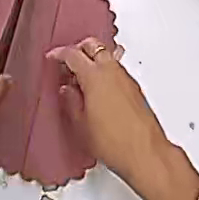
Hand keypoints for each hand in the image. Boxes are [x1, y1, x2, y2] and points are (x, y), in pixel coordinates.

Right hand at [48, 39, 181, 195]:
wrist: (145, 154)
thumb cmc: (115, 142)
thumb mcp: (80, 124)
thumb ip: (70, 101)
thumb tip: (67, 91)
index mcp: (94, 76)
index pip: (73, 54)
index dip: (59, 53)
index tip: (53, 57)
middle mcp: (112, 71)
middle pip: (94, 45)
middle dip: (79, 48)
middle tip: (68, 59)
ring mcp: (126, 79)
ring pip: (107, 55)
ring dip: (94, 59)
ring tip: (82, 77)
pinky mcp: (135, 89)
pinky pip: (117, 70)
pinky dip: (106, 71)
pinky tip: (99, 89)